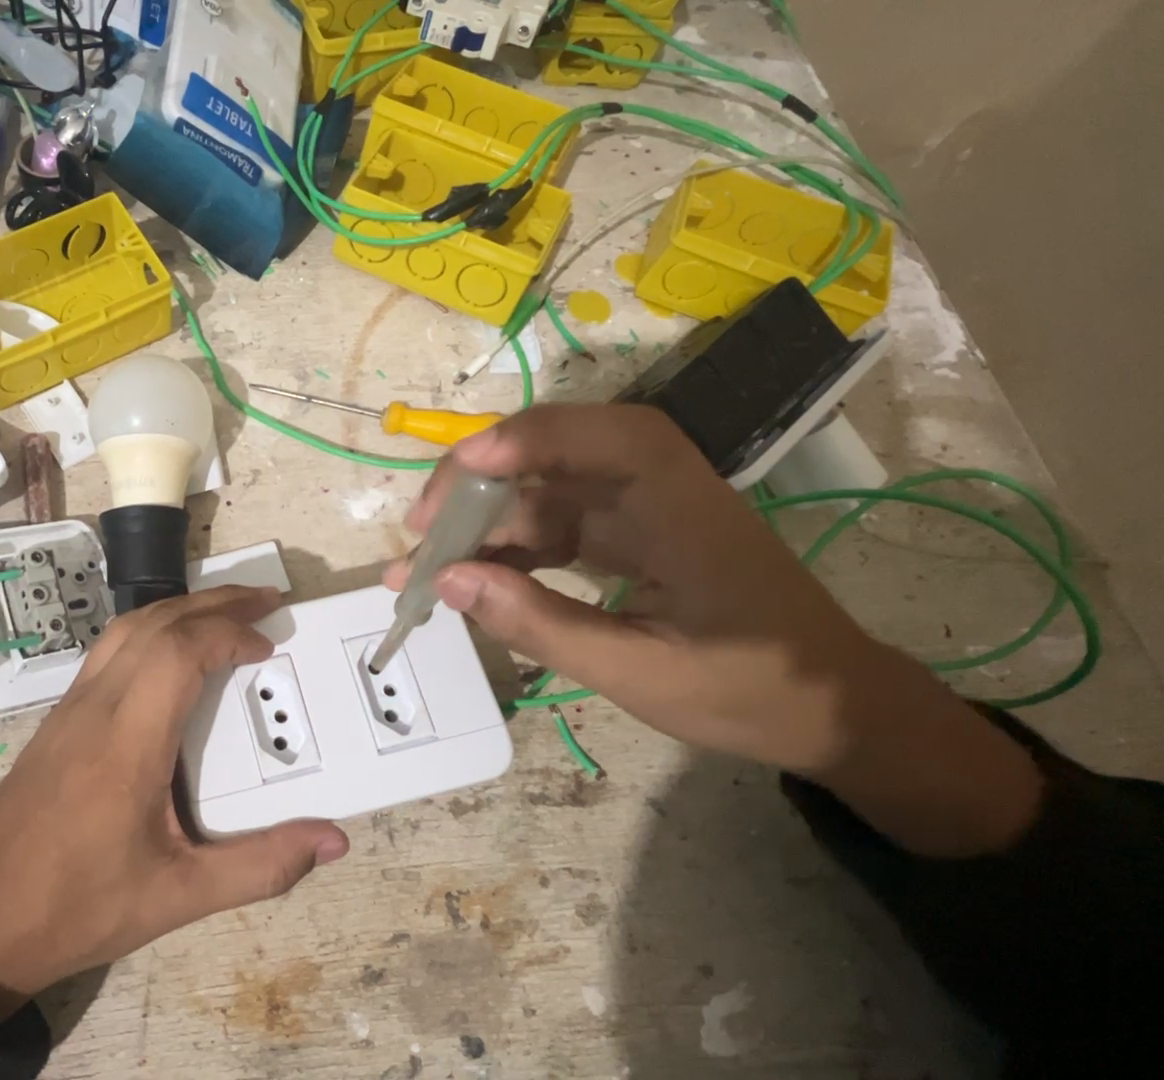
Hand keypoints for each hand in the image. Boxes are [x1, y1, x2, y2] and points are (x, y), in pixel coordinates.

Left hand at [0, 586, 348, 1029]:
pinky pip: (109, 650)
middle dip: (214, 601)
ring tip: (226, 612)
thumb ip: (260, 867)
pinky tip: (173, 653)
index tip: (267, 647)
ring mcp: (70, 708)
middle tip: (266, 599)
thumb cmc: (79, 906)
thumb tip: (332, 842)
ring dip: (179, 609)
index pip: (178, 651)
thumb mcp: (179, 897)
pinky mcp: (59, 719)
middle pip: (154, 622)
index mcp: (126, 742)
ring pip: (125, 628)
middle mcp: (95, 708)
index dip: (228, 632)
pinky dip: (151, 630)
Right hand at [387, 405, 1041, 855]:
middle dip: (476, 487)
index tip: (452, 479)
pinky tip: (473, 580)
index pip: (593, 437)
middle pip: (551, 455)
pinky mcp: (630, 536)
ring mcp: (640, 510)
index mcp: (677, 502)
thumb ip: (539, 623)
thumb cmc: (748, 689)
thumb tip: (446, 580)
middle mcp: (655, 487)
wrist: (831, 710)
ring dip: (483, 524)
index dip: (516, 442)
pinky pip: (555, 526)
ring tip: (423, 567)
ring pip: (543, 492)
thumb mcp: (638, 671)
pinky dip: (510, 549)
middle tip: (417, 534)